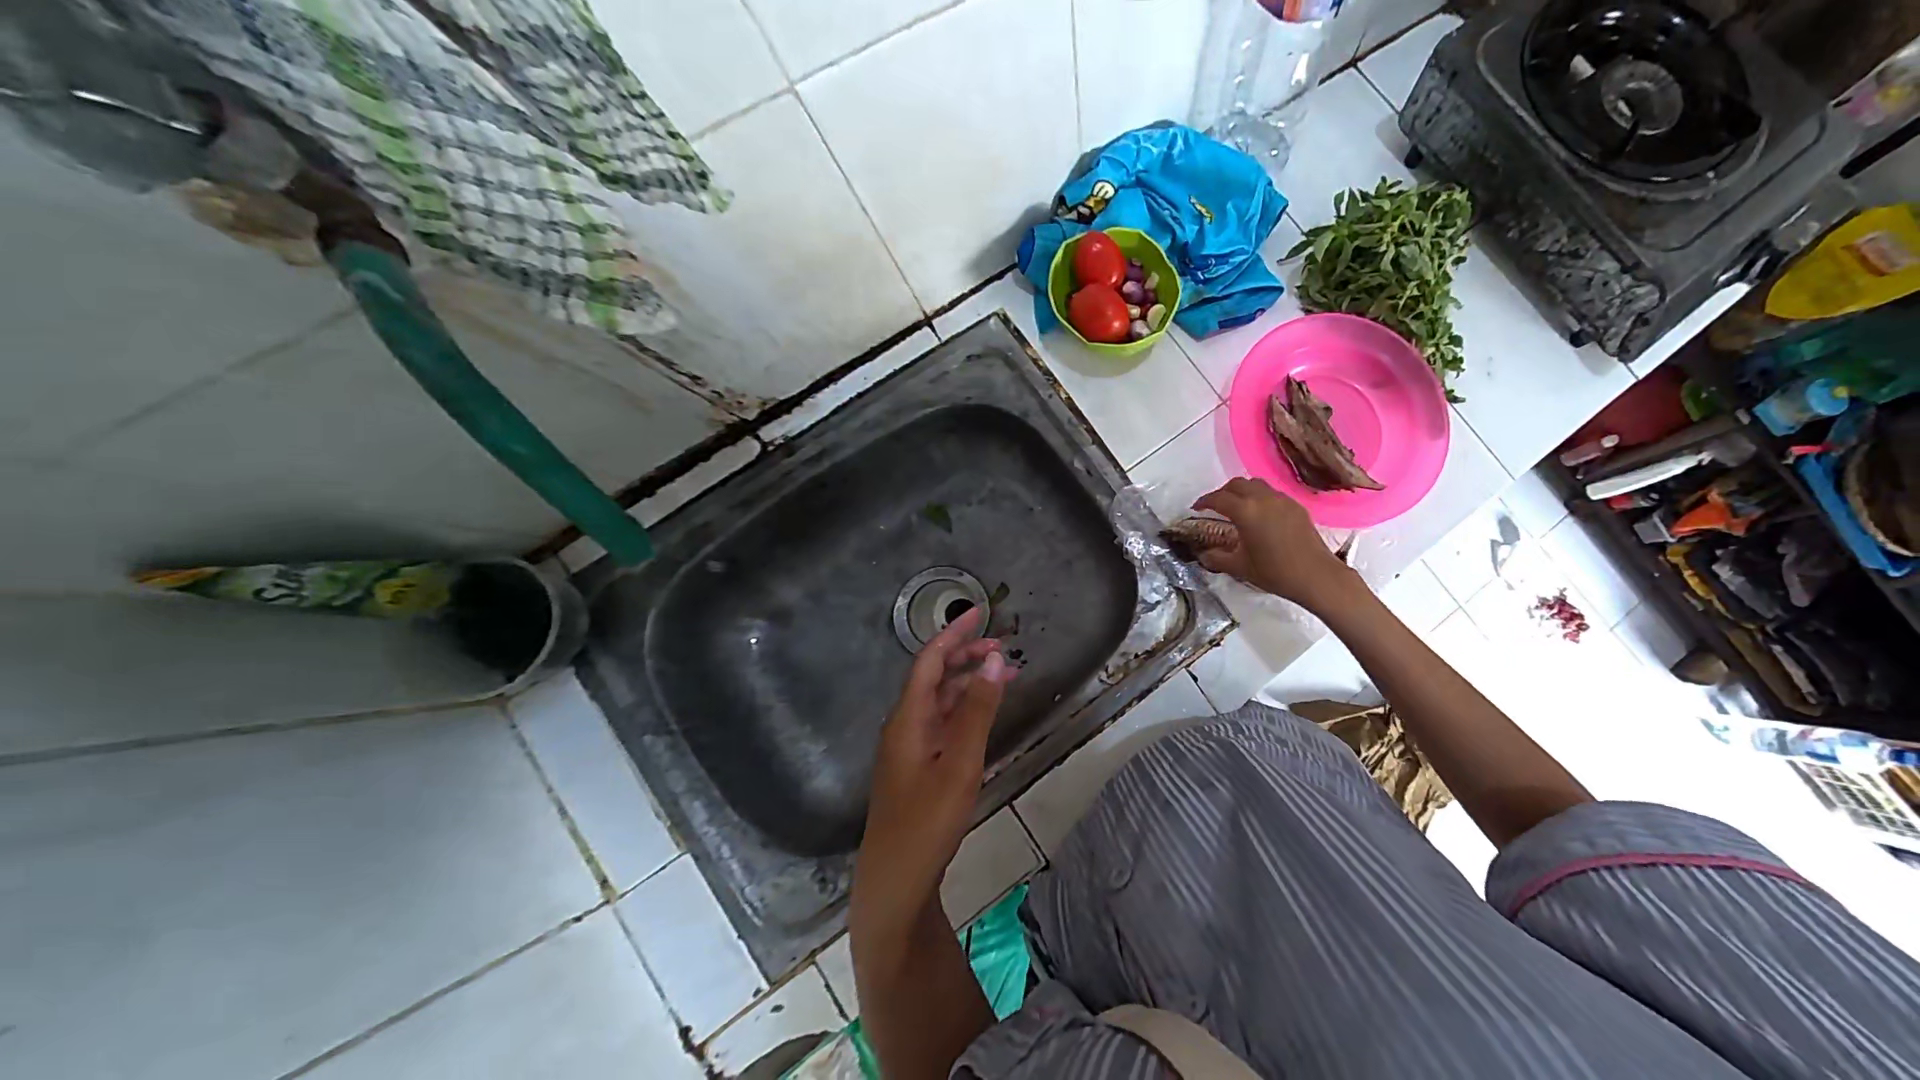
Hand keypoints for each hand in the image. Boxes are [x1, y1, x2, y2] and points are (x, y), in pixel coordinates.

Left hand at [852, 607, 1015, 939]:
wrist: (895, 879)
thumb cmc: (927, 821)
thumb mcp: (961, 763)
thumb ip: (979, 710)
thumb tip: (994, 659)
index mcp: (908, 717)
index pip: (930, 660)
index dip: (954, 633)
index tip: (982, 612)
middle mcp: (905, 725)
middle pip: (935, 677)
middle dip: (966, 656)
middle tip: (1003, 647)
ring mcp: (910, 747)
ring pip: (941, 701)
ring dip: (969, 684)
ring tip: (1004, 675)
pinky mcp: (918, 767)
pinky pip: (943, 724)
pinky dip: (966, 710)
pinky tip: (985, 714)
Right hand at [1192, 477, 1357, 610]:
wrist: (1316, 576)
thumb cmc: (1275, 572)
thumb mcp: (1240, 567)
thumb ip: (1217, 558)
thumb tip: (1203, 555)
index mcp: (1246, 511)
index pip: (1218, 498)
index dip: (1203, 501)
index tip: (1196, 508)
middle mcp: (1263, 499)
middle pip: (1237, 484)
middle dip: (1222, 492)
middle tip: (1215, 505)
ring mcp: (1282, 500)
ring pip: (1256, 485)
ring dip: (1242, 491)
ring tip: (1237, 506)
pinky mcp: (1296, 506)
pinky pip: (1272, 493)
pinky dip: (1260, 497)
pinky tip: (1260, 515)